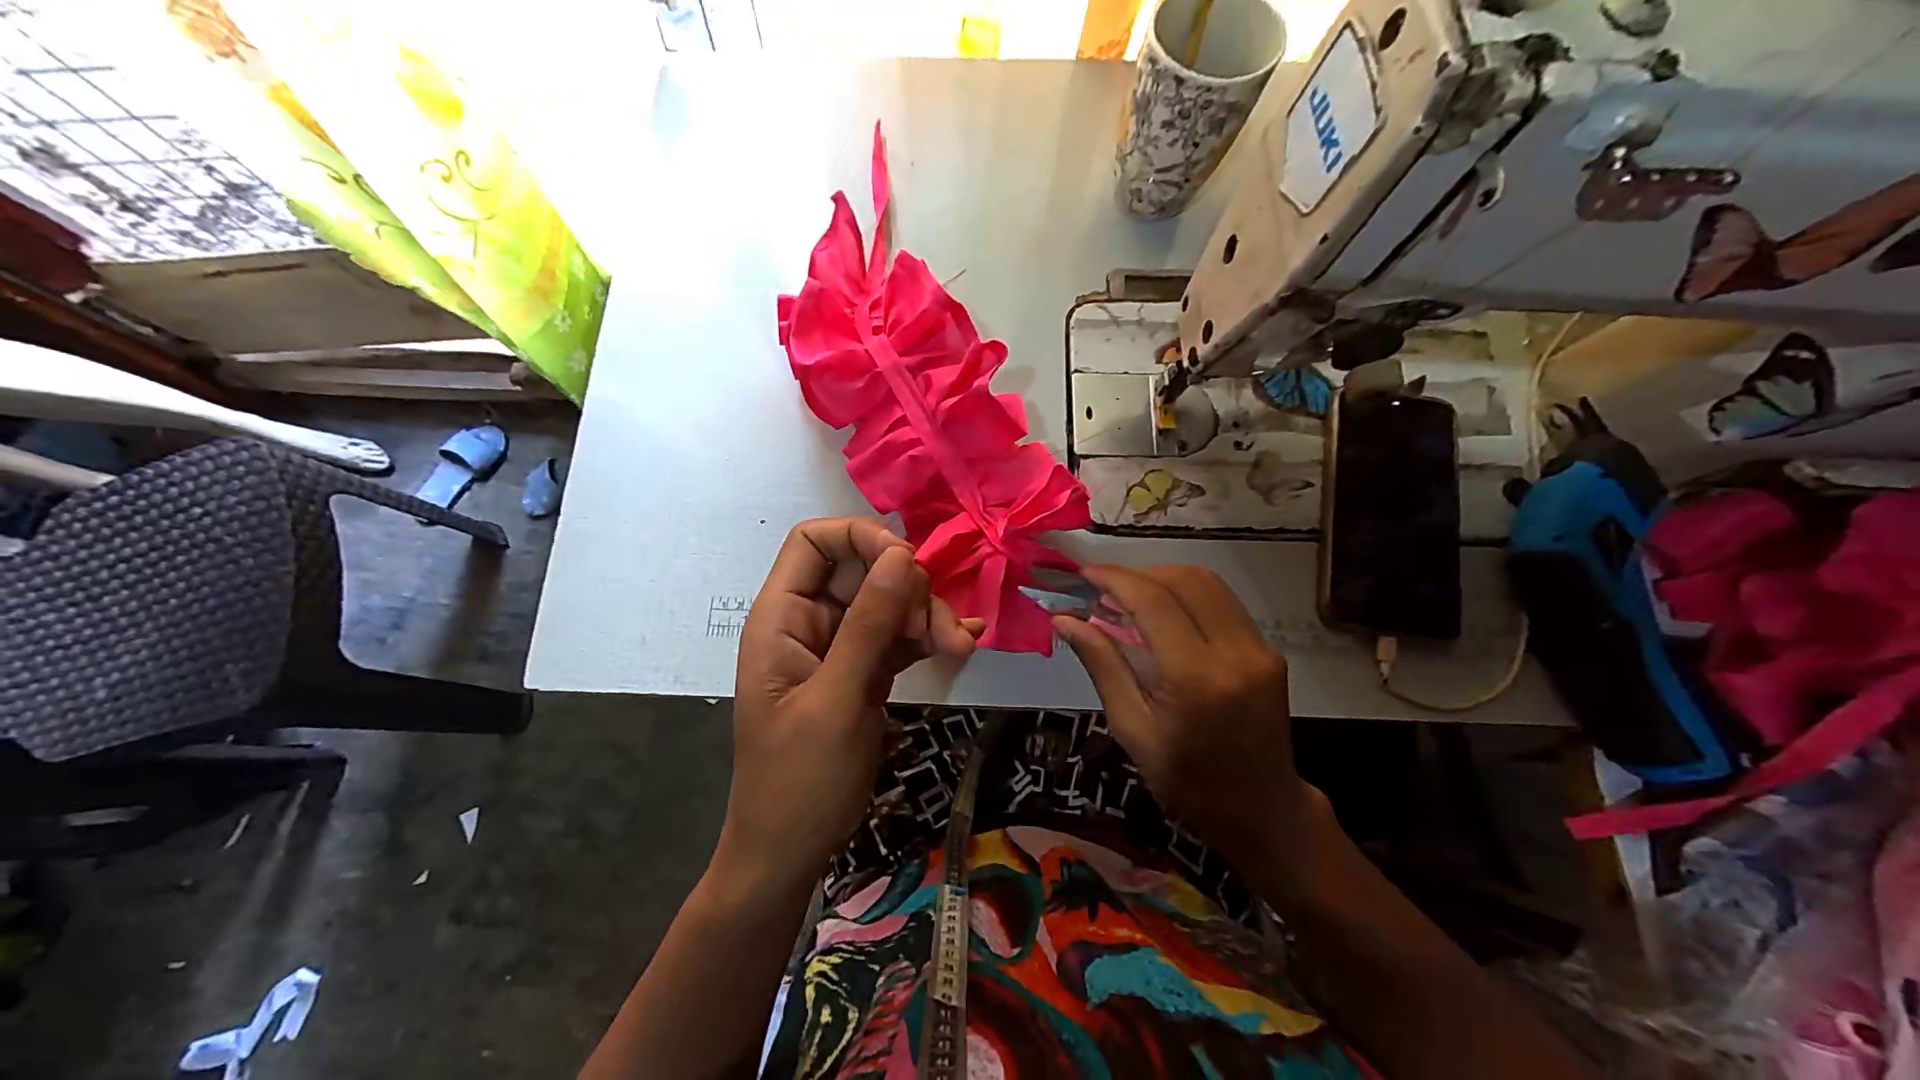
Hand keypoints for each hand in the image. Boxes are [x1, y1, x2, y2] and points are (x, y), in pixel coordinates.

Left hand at [726, 519, 979, 881]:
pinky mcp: (864, 672)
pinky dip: (928, 638)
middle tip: (940, 627)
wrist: (792, 851)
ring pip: (889, 602)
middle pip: (864, 570)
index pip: (814, 542)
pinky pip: (899, 637)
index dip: (860, 537)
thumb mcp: (836, 700)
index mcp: (782, 618)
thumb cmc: (799, 781)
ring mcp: (839, 647)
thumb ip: (869, 625)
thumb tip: (902, 554)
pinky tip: (962, 643)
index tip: (907, 563)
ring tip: (959, 646)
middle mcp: (809, 622)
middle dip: (908, 588)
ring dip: (926, 616)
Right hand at [1054, 565, 1319, 865]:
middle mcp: (1234, 653)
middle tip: (1105, 590)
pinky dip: (1188, 597)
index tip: (1086, 575)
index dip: (1116, 579)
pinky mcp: (1268, 651)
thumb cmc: (1185, 779)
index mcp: (1195, 678)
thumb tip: (1063, 620)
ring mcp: (1259, 649)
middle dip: (1140, 574)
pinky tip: (1164, 617)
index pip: (1153, 601)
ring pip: (1209, 584)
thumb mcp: (1132, 728)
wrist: (1260, 808)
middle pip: (1185, 580)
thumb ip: (1103, 665)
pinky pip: (1224, 604)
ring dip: (1165, 580)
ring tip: (1130, 600)